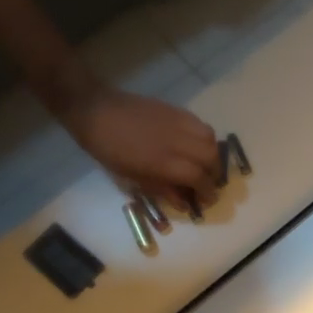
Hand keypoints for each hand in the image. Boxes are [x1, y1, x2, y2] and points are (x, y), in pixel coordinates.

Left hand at [61, 87, 221, 205]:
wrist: (98, 112)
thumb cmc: (109, 150)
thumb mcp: (131, 177)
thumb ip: (161, 189)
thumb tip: (184, 201)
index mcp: (164, 163)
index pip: (199, 178)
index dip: (207, 191)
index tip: (207, 199)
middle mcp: (178, 142)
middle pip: (211, 157)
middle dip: (214, 173)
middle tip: (207, 181)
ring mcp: (179, 123)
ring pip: (210, 138)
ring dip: (212, 154)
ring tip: (203, 162)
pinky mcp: (176, 110)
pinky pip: (200, 123)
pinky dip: (203, 137)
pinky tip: (194, 143)